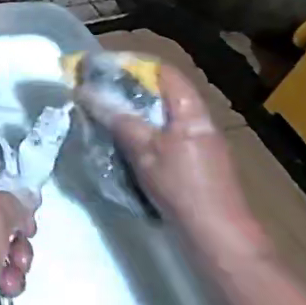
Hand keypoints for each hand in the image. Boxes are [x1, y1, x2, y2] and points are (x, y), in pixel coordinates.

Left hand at [0, 174, 35, 304]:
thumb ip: (16, 202)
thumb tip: (28, 198)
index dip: (6, 187)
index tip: (28, 203)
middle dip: (17, 234)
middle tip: (24, 241)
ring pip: (1, 246)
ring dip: (16, 260)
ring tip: (15, 270)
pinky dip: (6, 278)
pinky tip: (6, 287)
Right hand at [83, 61, 269, 262]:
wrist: (220, 240)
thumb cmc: (183, 188)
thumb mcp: (143, 149)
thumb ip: (116, 117)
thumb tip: (85, 90)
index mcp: (191, 114)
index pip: (164, 72)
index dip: (133, 64)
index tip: (101, 68)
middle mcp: (198, 123)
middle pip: (161, 93)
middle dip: (127, 89)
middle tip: (94, 91)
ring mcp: (199, 145)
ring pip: (160, 115)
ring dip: (132, 111)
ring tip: (101, 114)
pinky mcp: (194, 164)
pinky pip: (163, 135)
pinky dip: (141, 131)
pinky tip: (121, 143)